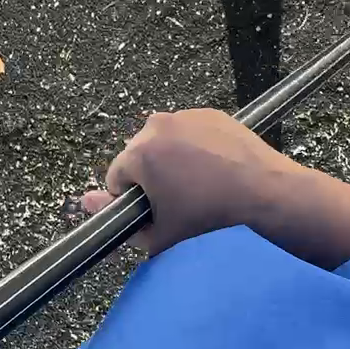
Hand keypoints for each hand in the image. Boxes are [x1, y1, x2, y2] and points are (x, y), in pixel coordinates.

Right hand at [79, 109, 302, 253]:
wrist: (265, 195)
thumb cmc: (212, 219)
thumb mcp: (159, 234)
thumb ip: (115, 221)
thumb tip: (85, 202)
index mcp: (140, 152)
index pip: (117, 177)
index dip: (132, 199)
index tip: (153, 210)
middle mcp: (158, 125)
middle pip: (139, 155)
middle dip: (152, 177)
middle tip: (179, 201)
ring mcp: (187, 116)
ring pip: (165, 143)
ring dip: (173, 161)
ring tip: (199, 186)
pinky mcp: (211, 114)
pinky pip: (190, 133)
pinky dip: (196, 149)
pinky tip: (214, 170)